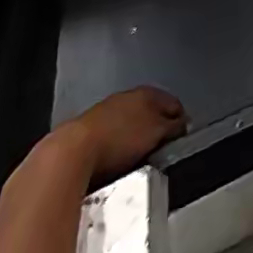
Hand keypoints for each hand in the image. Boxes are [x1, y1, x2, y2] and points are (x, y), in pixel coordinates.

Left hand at [51, 86, 186, 180]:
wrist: (70, 153)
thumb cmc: (120, 141)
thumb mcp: (157, 134)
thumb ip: (175, 127)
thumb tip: (183, 125)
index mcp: (148, 92)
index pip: (175, 105)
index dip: (180, 123)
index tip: (179, 142)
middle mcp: (127, 95)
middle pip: (151, 113)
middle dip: (156, 130)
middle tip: (158, 152)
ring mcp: (105, 109)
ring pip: (130, 123)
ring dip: (135, 137)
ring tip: (134, 159)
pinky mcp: (86, 127)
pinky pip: (110, 134)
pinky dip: (115, 145)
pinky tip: (113, 160)